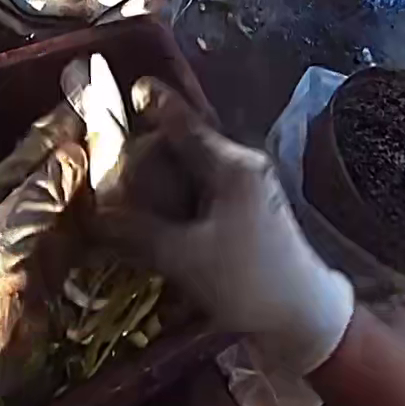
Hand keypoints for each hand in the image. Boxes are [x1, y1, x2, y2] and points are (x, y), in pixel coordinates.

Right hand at [100, 79, 353, 375]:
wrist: (306, 317)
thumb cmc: (249, 281)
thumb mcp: (186, 258)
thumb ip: (139, 232)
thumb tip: (98, 216)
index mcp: (232, 165)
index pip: (186, 122)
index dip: (157, 103)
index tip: (133, 88)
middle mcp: (243, 162)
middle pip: (190, 138)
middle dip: (155, 138)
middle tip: (120, 145)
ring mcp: (250, 181)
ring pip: (199, 159)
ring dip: (169, 161)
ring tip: (135, 169)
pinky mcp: (251, 201)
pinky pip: (208, 178)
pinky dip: (183, 181)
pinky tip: (163, 197)